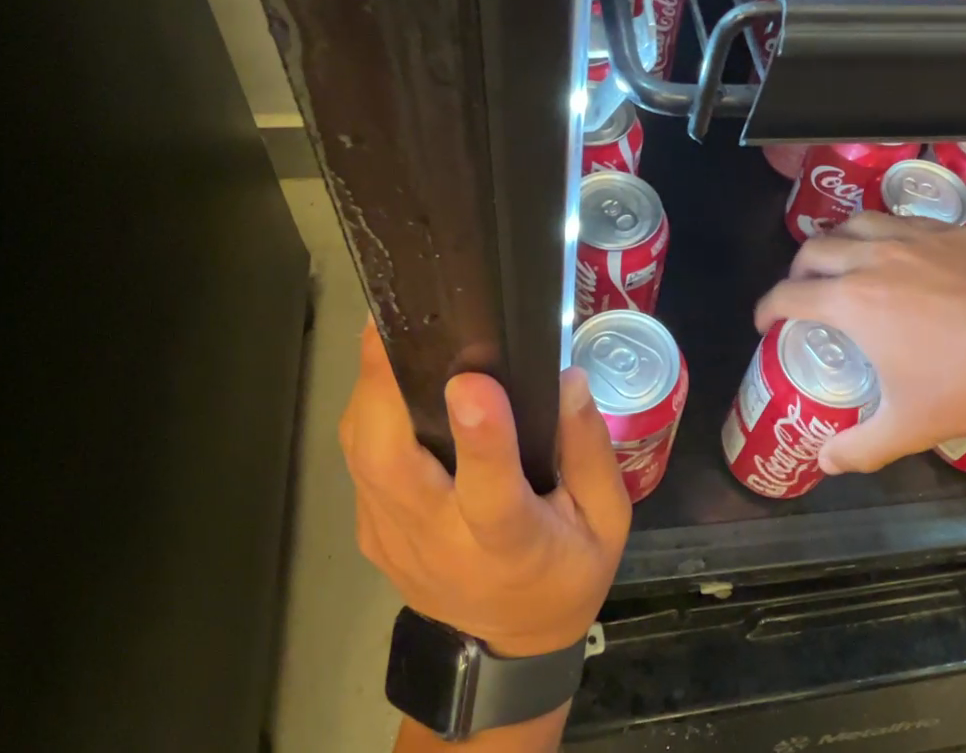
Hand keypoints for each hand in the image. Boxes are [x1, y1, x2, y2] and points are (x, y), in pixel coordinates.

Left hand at [340, 322, 630, 657]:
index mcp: (510, 543)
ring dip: (368, 393)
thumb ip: (590, 452)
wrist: (509, 642)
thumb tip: (568, 380)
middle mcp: (440, 542)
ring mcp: (395, 541)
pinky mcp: (373, 535)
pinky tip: (388, 380)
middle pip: (392, 466)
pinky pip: (359, 465)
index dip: (480, 437)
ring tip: (387, 331)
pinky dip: (366, 417)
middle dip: (383, 391)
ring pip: (363, 458)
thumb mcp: (606, 521)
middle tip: (394, 325)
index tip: (471, 380)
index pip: (490, 491)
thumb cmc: (567, 571)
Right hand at [753, 212, 965, 474]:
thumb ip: (860, 447)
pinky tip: (897, 250)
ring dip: (836, 240)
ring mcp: (914, 238)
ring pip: (855, 223)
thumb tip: (826, 462)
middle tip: (802, 292)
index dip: (767, 309)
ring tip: (841, 260)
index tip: (766, 322)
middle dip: (797, 270)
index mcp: (851, 302)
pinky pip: (899, 219)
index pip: (787, 295)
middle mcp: (873, 259)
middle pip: (814, 249)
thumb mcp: (908, 427)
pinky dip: (881, 231)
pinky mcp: (951, 230)